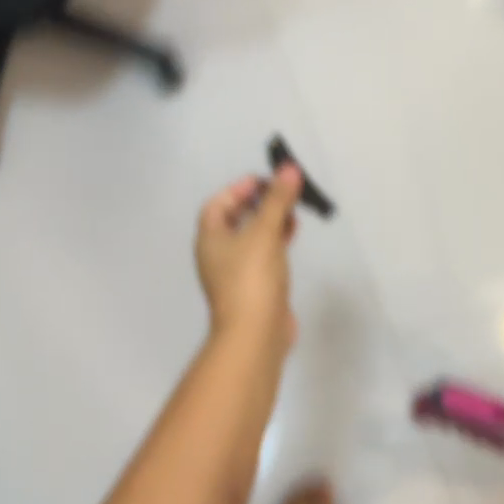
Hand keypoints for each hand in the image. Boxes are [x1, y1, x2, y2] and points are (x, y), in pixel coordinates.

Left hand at [195, 166, 303, 345]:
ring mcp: (236, 273)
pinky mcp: (255, 287)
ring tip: (293, 212)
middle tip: (283, 193)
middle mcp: (218, 254)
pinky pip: (263, 255)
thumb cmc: (251, 278)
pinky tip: (293, 237)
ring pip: (252, 237)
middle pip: (235, 219)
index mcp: (210, 239)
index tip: (265, 182)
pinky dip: (276, 242)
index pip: (218, 204)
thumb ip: (277, 200)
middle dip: (259, 203)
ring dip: (270, 221)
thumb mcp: (264, 232)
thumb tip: (289, 168)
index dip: (239, 188)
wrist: (255, 334)